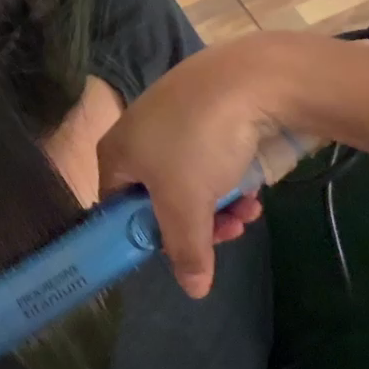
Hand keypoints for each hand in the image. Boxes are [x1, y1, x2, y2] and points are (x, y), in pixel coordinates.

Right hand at [99, 35, 280, 297]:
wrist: (251, 77)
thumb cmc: (200, 141)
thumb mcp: (187, 205)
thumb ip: (186, 251)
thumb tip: (193, 291)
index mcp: (115, 154)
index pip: (117, 210)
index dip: (146, 236)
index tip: (181, 251)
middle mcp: (136, 134)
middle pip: (157, 198)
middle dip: (194, 223)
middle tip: (226, 233)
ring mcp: (170, 118)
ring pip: (188, 179)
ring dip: (218, 205)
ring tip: (247, 212)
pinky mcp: (204, 109)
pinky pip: (208, 155)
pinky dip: (228, 177)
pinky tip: (254, 189)